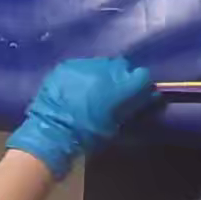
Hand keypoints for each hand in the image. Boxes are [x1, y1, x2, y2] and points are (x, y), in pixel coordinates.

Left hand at [6, 57, 155, 176]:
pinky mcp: (66, 65)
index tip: (137, 93)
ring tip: (92, 89)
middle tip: (112, 92)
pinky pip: (81, 66)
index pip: (142, 76)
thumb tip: (148, 97)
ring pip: (100, 64)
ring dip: (100, 74)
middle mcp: (105, 68)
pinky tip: (76, 88)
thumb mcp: (116, 125)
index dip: (140, 84)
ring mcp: (84, 64)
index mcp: (121, 86)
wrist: (52, 132)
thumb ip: (132, 107)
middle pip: (121, 65)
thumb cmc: (88, 135)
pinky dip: (82, 75)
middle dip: (120, 76)